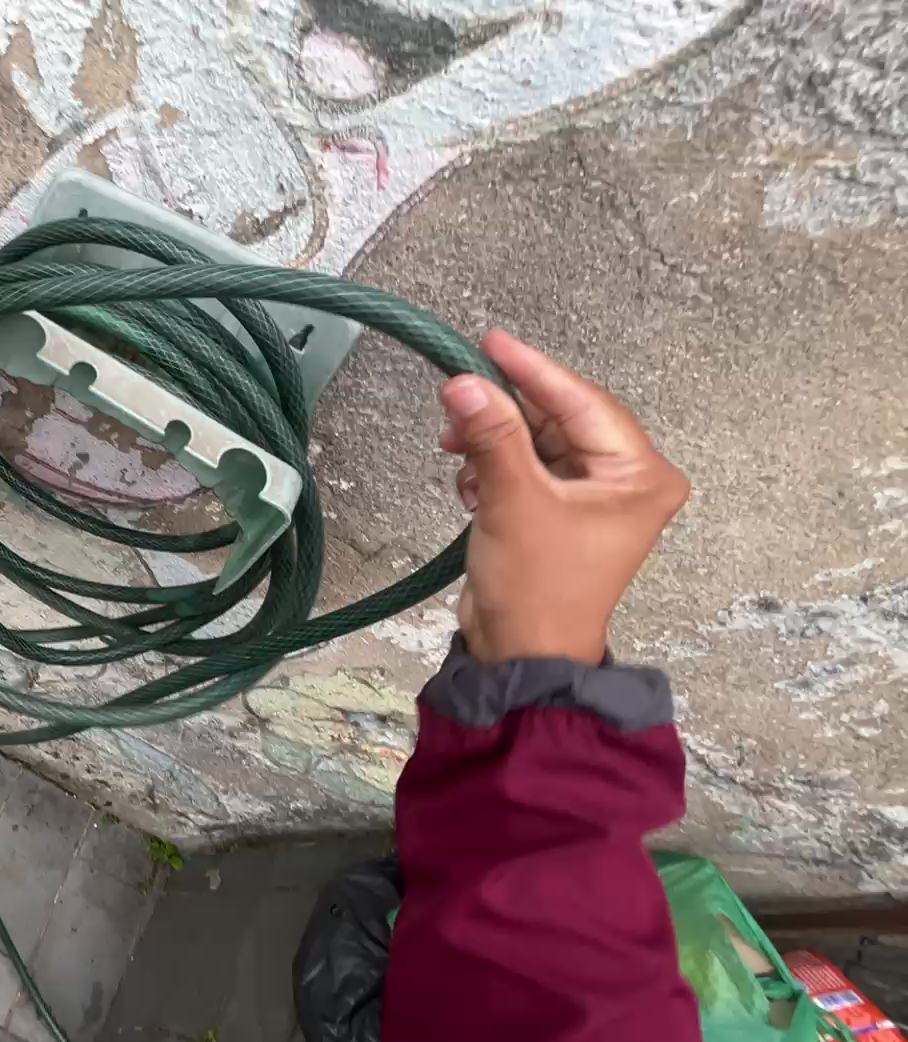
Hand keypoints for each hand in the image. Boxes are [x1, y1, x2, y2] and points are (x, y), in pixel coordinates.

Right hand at [439, 330, 688, 664]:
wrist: (519, 647)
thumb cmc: (536, 584)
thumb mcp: (512, 500)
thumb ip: (490, 437)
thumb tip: (463, 383)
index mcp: (639, 475)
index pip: (583, 403)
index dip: (534, 370)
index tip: (492, 342)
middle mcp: (620, 482)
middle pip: (555, 422)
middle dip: (501, 414)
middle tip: (454, 401)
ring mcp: (584, 499)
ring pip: (531, 445)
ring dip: (489, 446)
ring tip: (456, 453)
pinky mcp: (550, 513)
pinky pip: (519, 471)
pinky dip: (488, 471)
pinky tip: (470, 488)